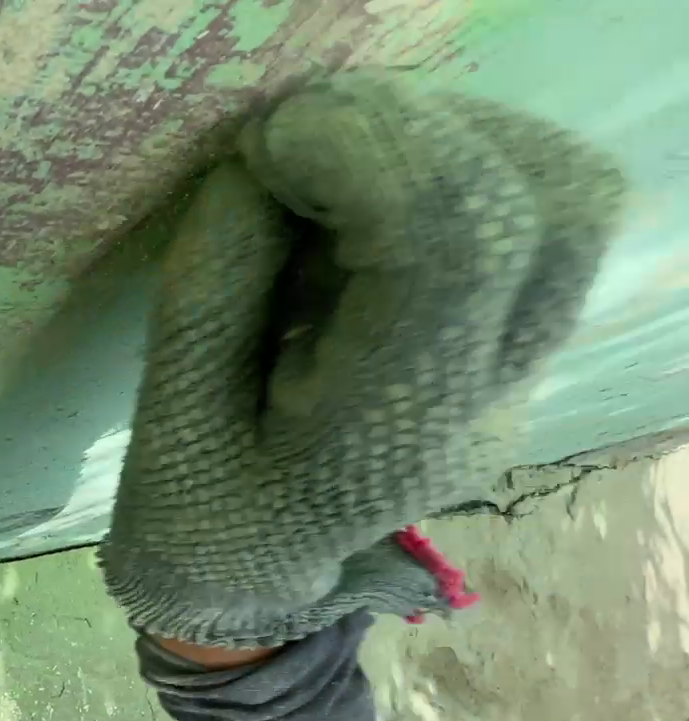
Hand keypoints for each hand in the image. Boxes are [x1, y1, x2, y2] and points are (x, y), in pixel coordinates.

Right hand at [100, 72, 622, 646]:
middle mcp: (487, 400)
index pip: (454, 249)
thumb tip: (256, 166)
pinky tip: (355, 205)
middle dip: (420, 131)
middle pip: (550, 204)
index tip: (264, 137)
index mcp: (384, 432)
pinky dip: (445, 180)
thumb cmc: (187, 514)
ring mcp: (516, 378)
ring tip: (325, 164)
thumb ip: (212, 289)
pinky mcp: (508, 356)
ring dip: (444, 144)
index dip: (371, 153)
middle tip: (297, 138)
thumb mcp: (167, 412)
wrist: (244, 579)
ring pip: (563, 204)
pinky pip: (527, 229)